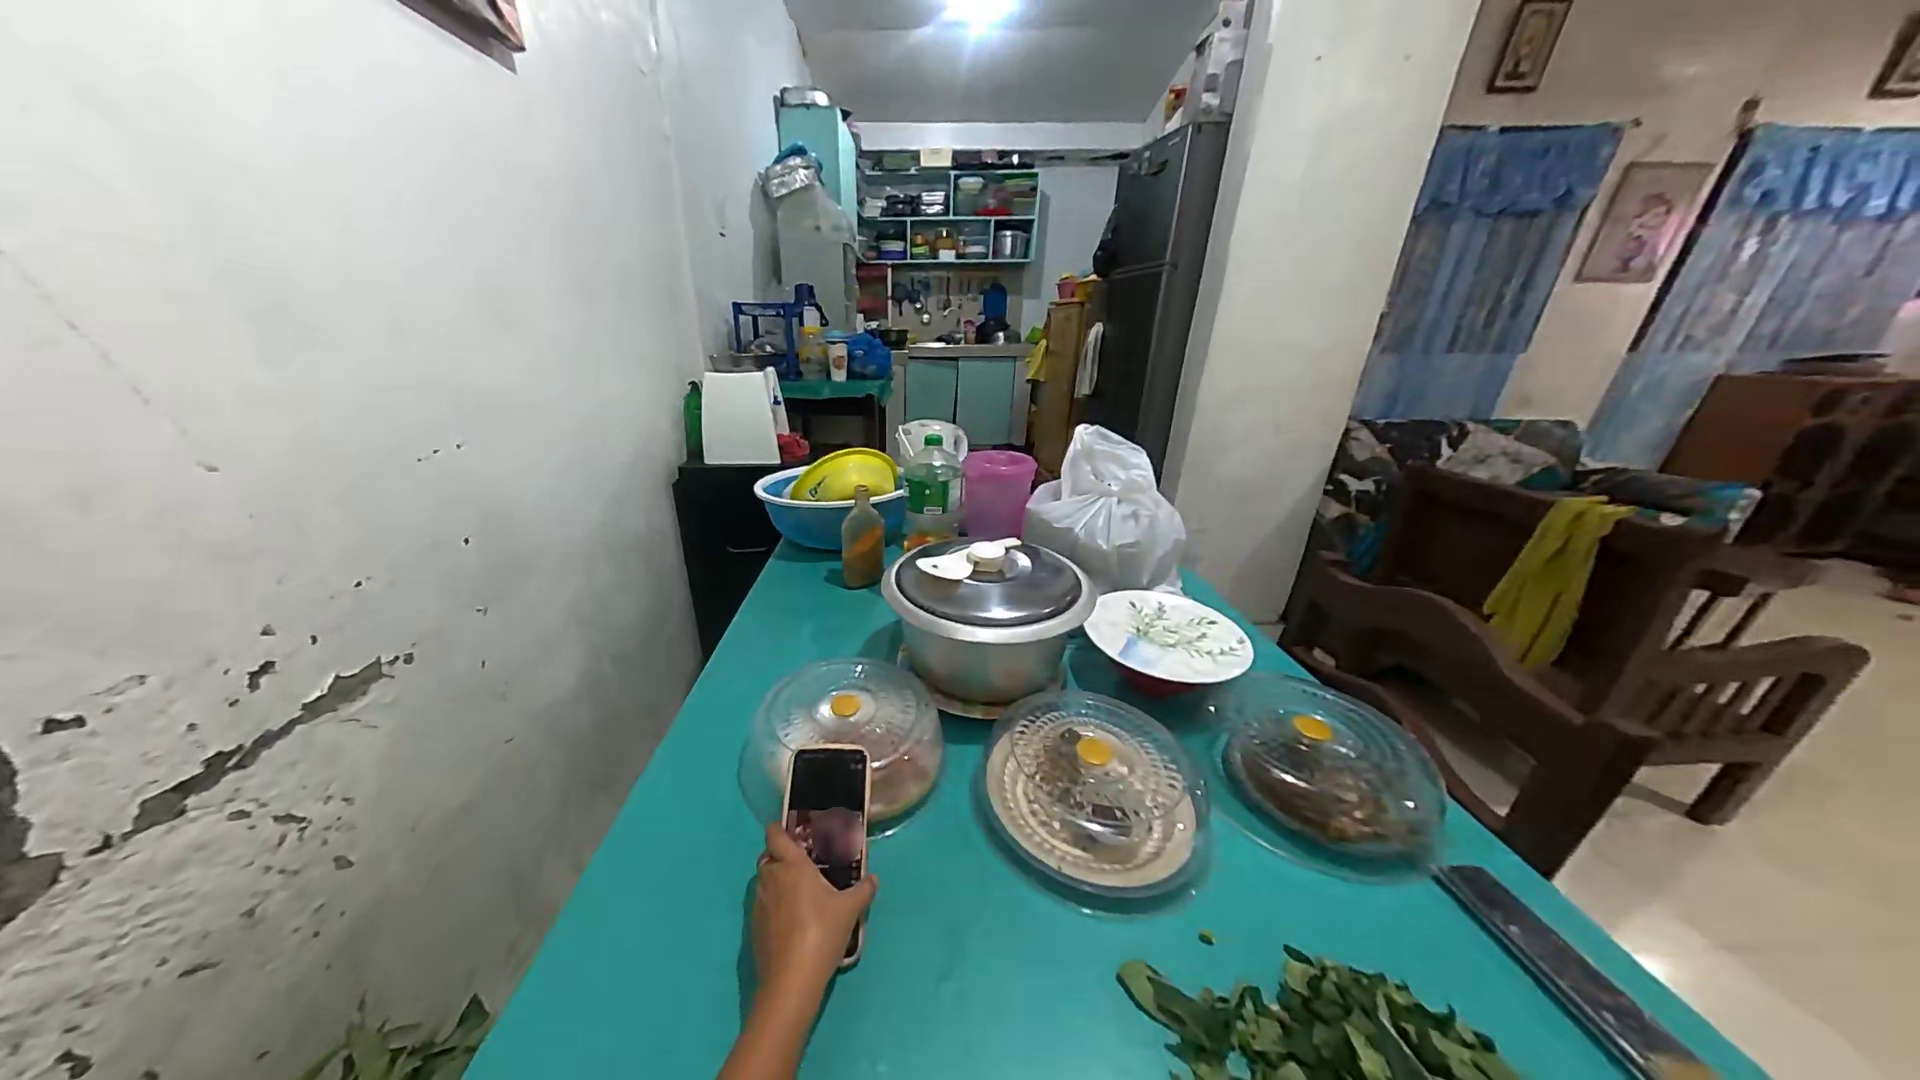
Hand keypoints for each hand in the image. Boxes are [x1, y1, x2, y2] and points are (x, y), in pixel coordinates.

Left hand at [751, 824, 878, 991]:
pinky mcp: (753, 927)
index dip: (779, 829)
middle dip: (780, 855)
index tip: (791, 829)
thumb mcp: (850, 909)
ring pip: (763, 881)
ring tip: (798, 891)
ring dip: (776, 880)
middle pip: (767, 857)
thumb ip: (863, 890)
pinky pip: (762, 904)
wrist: (791, 980)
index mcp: (792, 865)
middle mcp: (771, 878)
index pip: (775, 835)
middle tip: (803, 862)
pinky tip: (791, 919)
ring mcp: (758, 904)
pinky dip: (773, 904)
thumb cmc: (821, 932)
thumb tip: (873, 878)